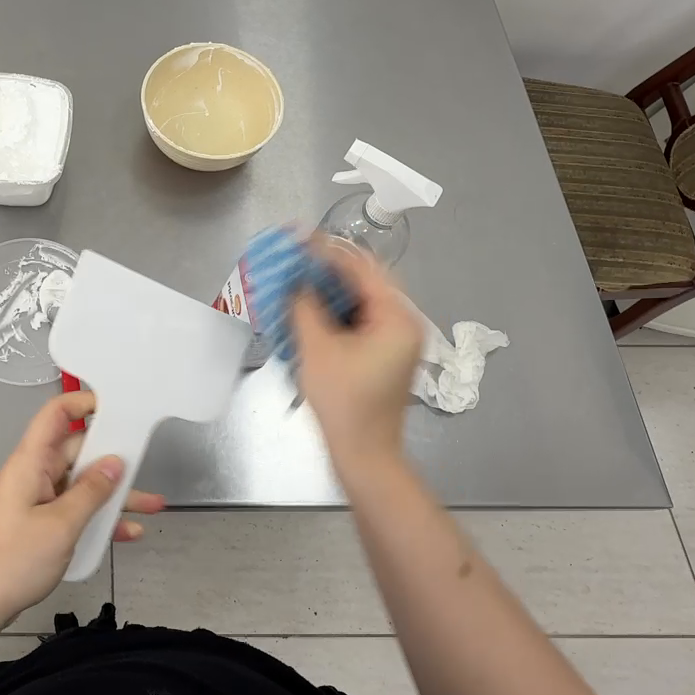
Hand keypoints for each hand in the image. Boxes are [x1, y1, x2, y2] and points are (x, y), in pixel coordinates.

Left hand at [0, 390, 164, 633]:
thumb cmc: (14, 560)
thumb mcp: (61, 525)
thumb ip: (92, 492)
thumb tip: (115, 461)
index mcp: (31, 462)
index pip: (56, 414)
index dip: (84, 401)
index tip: (117, 406)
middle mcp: (34, 474)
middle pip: (76, 452)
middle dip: (112, 458)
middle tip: (146, 463)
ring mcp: (37, 500)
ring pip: (81, 485)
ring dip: (114, 496)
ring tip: (153, 505)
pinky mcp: (39, 524)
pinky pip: (75, 511)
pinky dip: (99, 520)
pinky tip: (128, 533)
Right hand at [290, 240, 424, 460]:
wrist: (364, 455)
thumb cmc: (344, 401)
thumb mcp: (317, 348)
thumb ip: (304, 304)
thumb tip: (294, 277)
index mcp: (397, 317)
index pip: (363, 267)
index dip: (328, 250)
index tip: (298, 240)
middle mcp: (403, 323)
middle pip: (363, 282)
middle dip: (325, 269)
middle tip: (291, 260)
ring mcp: (394, 340)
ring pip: (358, 301)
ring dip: (327, 290)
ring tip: (293, 280)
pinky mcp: (381, 354)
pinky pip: (356, 321)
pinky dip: (333, 312)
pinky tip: (305, 310)